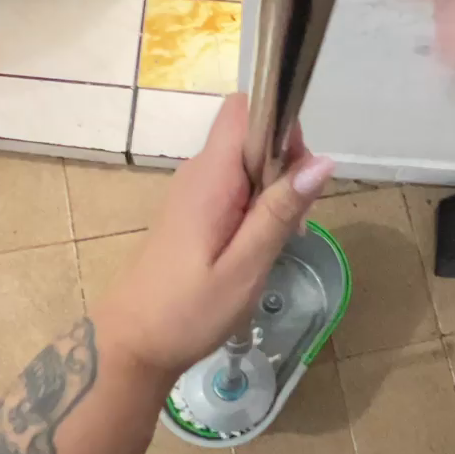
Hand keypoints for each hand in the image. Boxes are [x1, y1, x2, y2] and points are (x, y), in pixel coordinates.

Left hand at [93, 94, 334, 377]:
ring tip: (278, 243)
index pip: (245, 109)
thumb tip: (322, 162)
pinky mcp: (194, 211)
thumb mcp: (245, 267)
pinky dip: (258, 208)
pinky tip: (259, 248)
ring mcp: (195, 191)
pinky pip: (236, 188)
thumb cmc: (188, 311)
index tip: (298, 175)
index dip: (280, 125)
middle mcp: (199, 172)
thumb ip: (280, 212)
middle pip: (253, 135)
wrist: (132, 344)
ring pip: (249, 164)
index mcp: (210, 177)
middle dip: (287, 166)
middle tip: (294, 224)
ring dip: (276, 192)